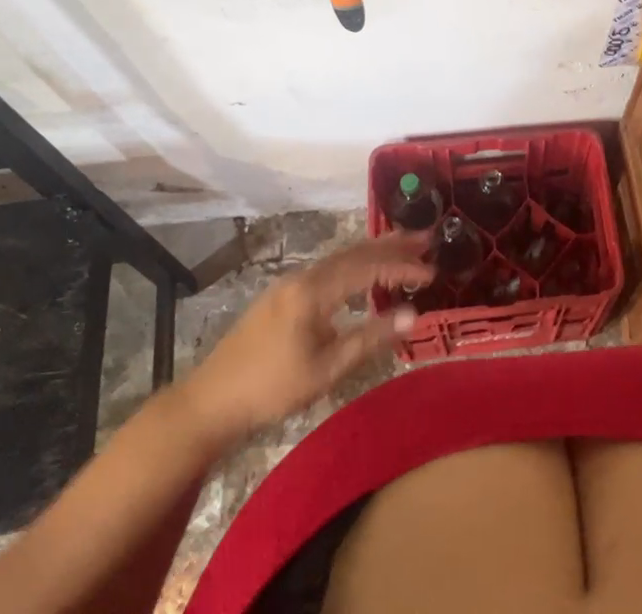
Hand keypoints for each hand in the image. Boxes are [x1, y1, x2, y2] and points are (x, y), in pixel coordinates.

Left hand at [177, 232, 433, 444]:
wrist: (210, 402)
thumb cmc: (272, 389)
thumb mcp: (327, 369)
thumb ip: (371, 338)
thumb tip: (413, 316)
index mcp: (312, 292)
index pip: (367, 268)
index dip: (402, 268)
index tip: (432, 273)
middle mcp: (301, 278)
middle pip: (353, 253)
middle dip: (392, 245)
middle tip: (427, 238)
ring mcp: (287, 285)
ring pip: (339, 259)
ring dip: (373, 252)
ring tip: (404, 246)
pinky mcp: (281, 296)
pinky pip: (327, 269)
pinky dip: (354, 263)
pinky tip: (363, 271)